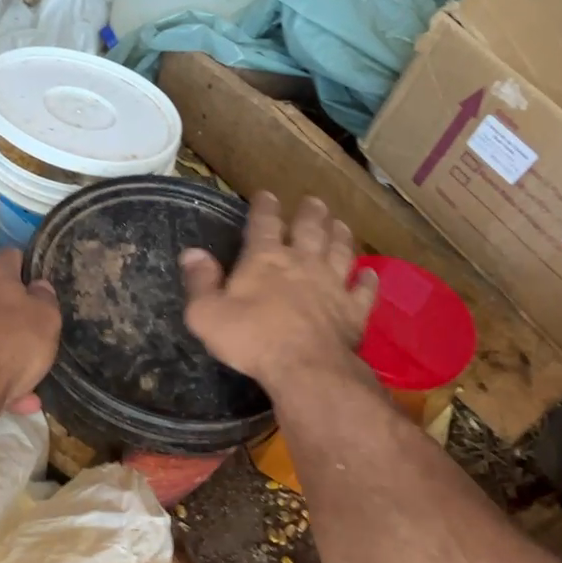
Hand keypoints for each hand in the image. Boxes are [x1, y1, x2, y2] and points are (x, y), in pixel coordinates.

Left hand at [0, 249, 60, 413]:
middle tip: (33, 335)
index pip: (10, 256)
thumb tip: (37, 285)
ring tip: (27, 379)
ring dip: (2, 349)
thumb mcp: (46, 319)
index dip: (27, 268)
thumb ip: (44, 298)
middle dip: (11, 313)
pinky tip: (12, 398)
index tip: (39, 287)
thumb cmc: (12, 344)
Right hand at [181, 192, 379, 392]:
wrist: (304, 367)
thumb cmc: (250, 339)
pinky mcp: (354, 310)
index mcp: (265, 259)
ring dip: (341, 236)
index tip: (266, 195)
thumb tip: (191, 252)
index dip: (264, 207)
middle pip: (310, 229)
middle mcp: (302, 263)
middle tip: (314, 201)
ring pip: (341, 251)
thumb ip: (200, 282)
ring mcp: (333, 284)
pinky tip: (370, 274)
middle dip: (310, 213)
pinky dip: (368, 280)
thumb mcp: (206, 313)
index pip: (264, 223)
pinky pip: (364, 290)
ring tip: (340, 225)